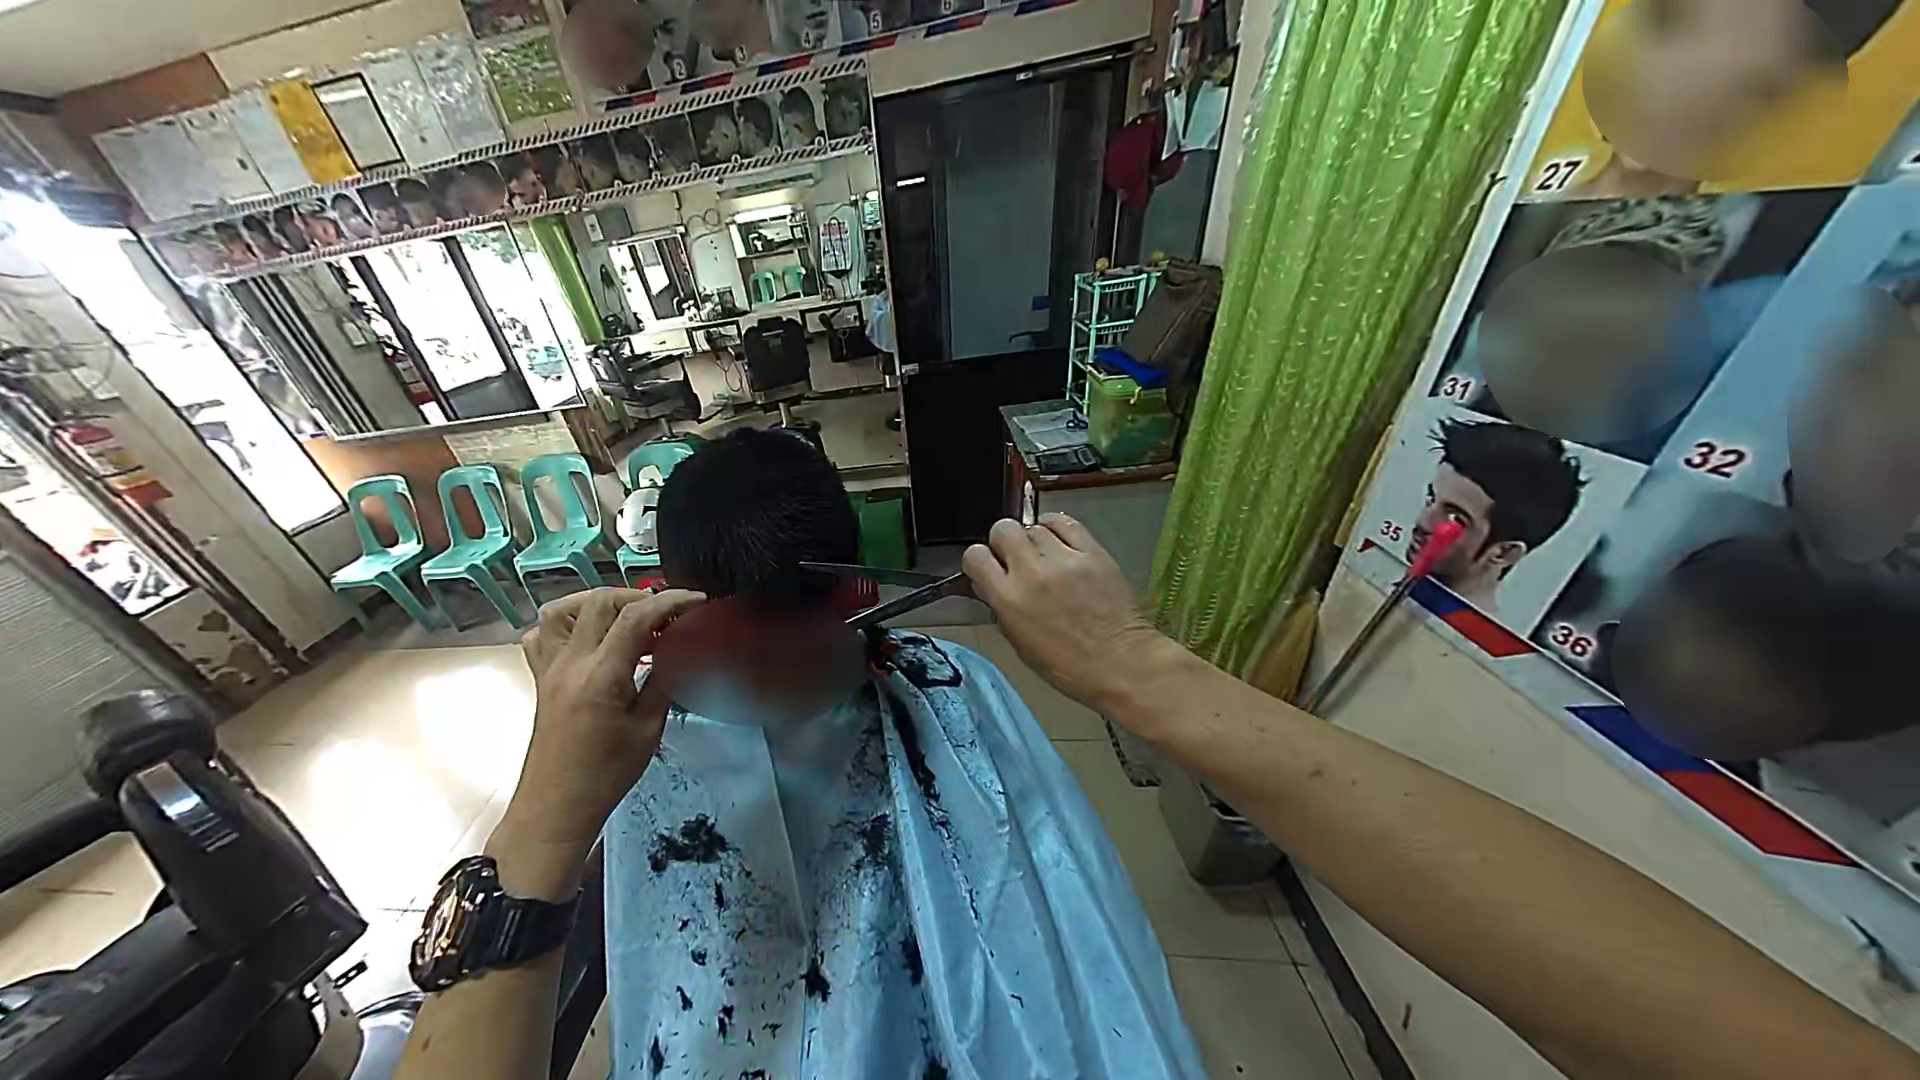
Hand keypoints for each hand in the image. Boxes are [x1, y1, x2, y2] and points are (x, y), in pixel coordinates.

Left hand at [499, 587, 704, 860]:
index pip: (636, 617)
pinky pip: (543, 635)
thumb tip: (679, 653)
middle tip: (668, 612)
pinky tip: (591, 636)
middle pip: (600, 602)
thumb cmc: (606, 773)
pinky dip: (568, 624)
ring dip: (600, 603)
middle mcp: (570, 663)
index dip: (671, 601)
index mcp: (601, 675)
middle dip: (641, 596)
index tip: (698, 601)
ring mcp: (549, 668)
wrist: (556, 807)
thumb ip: (663, 682)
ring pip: (563, 610)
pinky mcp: (540, 678)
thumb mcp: (649, 727)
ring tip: (628, 616)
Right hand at [962, 514, 1179, 711]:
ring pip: (1034, 526)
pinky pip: (1066, 522)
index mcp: (1009, 600)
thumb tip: (988, 583)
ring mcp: (1064, 559)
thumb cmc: (1066, 666)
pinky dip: (1056, 528)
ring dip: (1034, 539)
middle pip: (1003, 530)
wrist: (1121, 663)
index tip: (989, 568)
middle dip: (1004, 542)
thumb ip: (1000, 608)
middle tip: (1016, 559)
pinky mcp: (1092, 552)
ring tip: (1045, 556)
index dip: (979, 560)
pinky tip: (1059, 541)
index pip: (975, 556)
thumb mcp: (1020, 643)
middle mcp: (1032, 573)